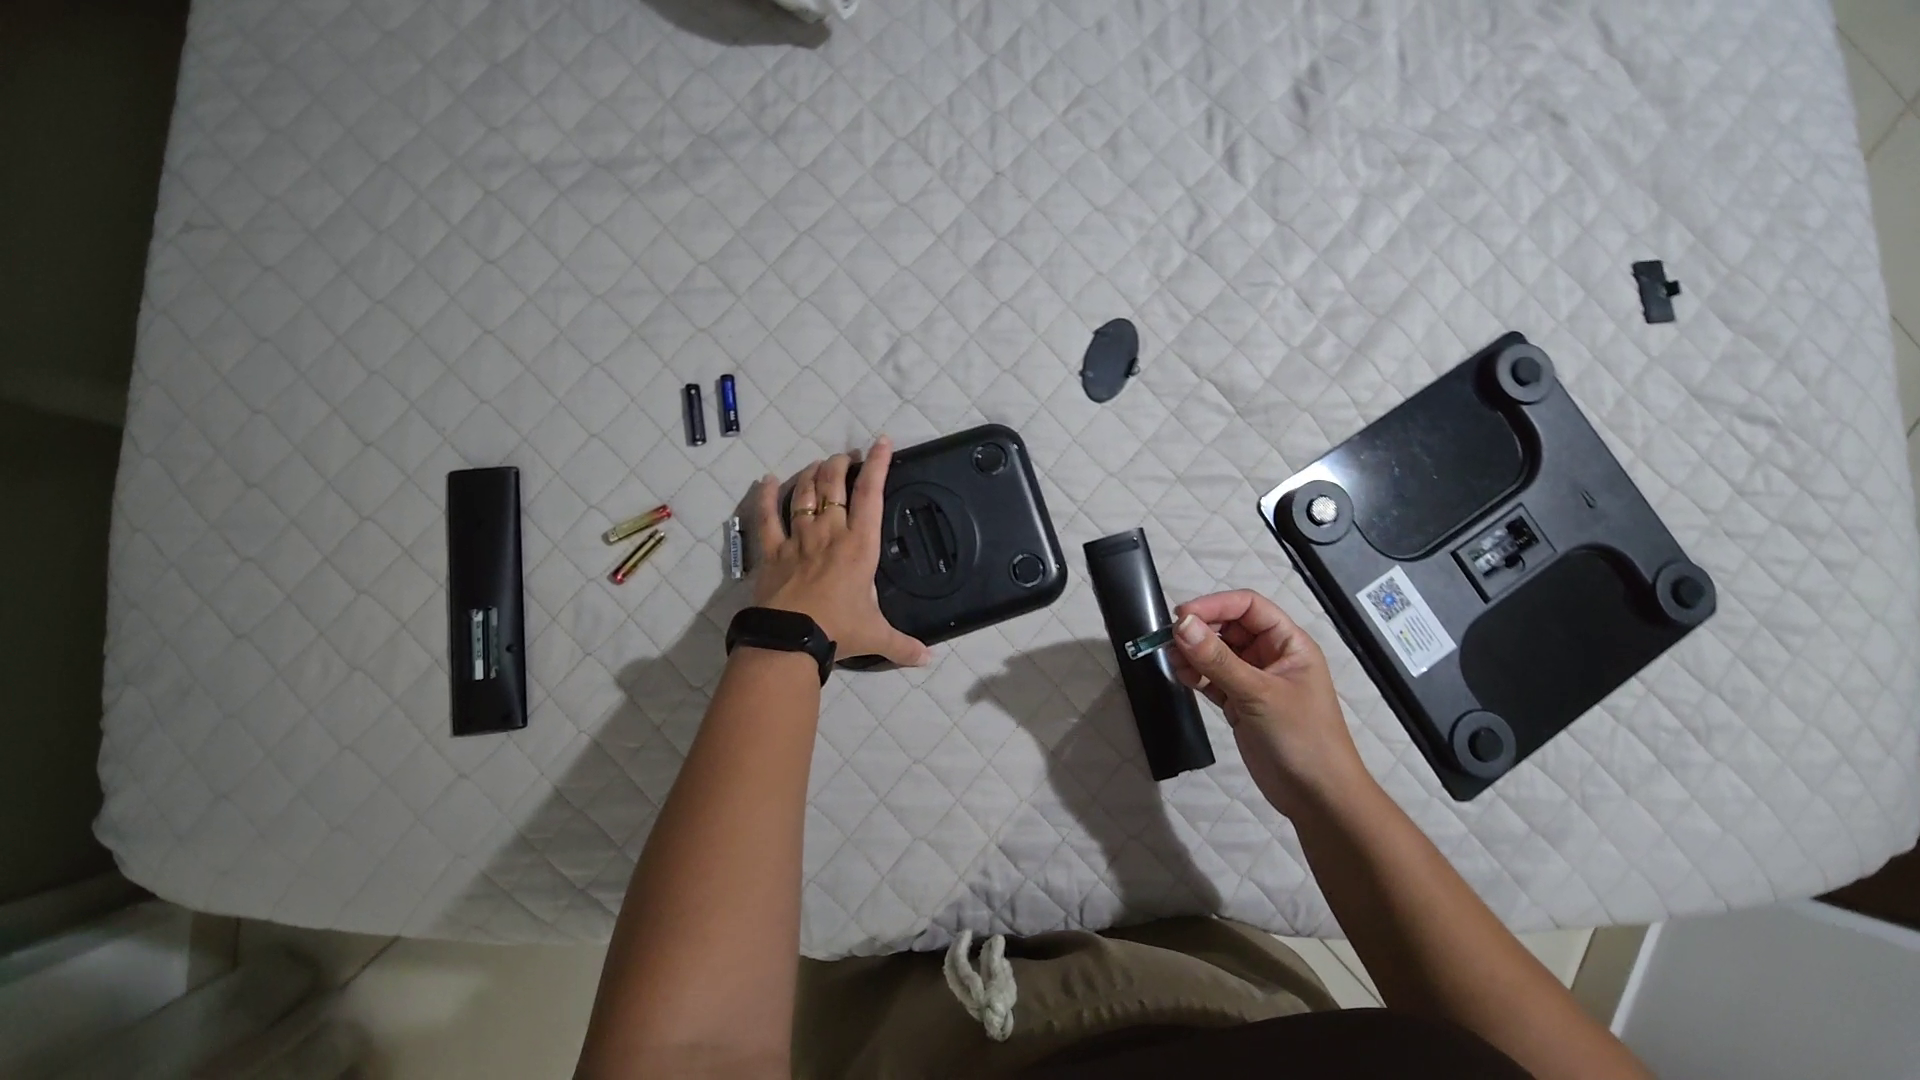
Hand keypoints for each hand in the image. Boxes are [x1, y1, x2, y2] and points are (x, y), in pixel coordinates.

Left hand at [750, 436, 929, 667]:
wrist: (791, 639)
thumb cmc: (839, 630)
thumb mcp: (876, 636)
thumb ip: (903, 645)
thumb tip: (929, 659)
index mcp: (860, 546)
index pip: (871, 495)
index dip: (878, 465)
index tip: (882, 443)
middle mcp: (829, 533)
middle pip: (833, 485)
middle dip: (841, 464)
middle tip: (846, 457)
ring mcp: (798, 539)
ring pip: (804, 494)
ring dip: (812, 475)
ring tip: (818, 465)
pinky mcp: (772, 551)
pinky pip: (767, 516)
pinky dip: (766, 496)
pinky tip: (767, 480)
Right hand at [1167, 590, 1366, 815]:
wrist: (1318, 798)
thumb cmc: (1301, 738)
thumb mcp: (1258, 694)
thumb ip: (1217, 660)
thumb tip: (1180, 625)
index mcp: (1289, 644)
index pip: (1249, 607)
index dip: (1216, 605)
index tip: (1181, 616)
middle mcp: (1271, 656)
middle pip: (1230, 628)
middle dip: (1201, 630)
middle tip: (1170, 641)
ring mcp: (1255, 681)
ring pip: (1217, 654)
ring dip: (1194, 653)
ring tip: (1172, 661)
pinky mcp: (1240, 704)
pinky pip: (1212, 679)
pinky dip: (1195, 675)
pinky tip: (1181, 677)